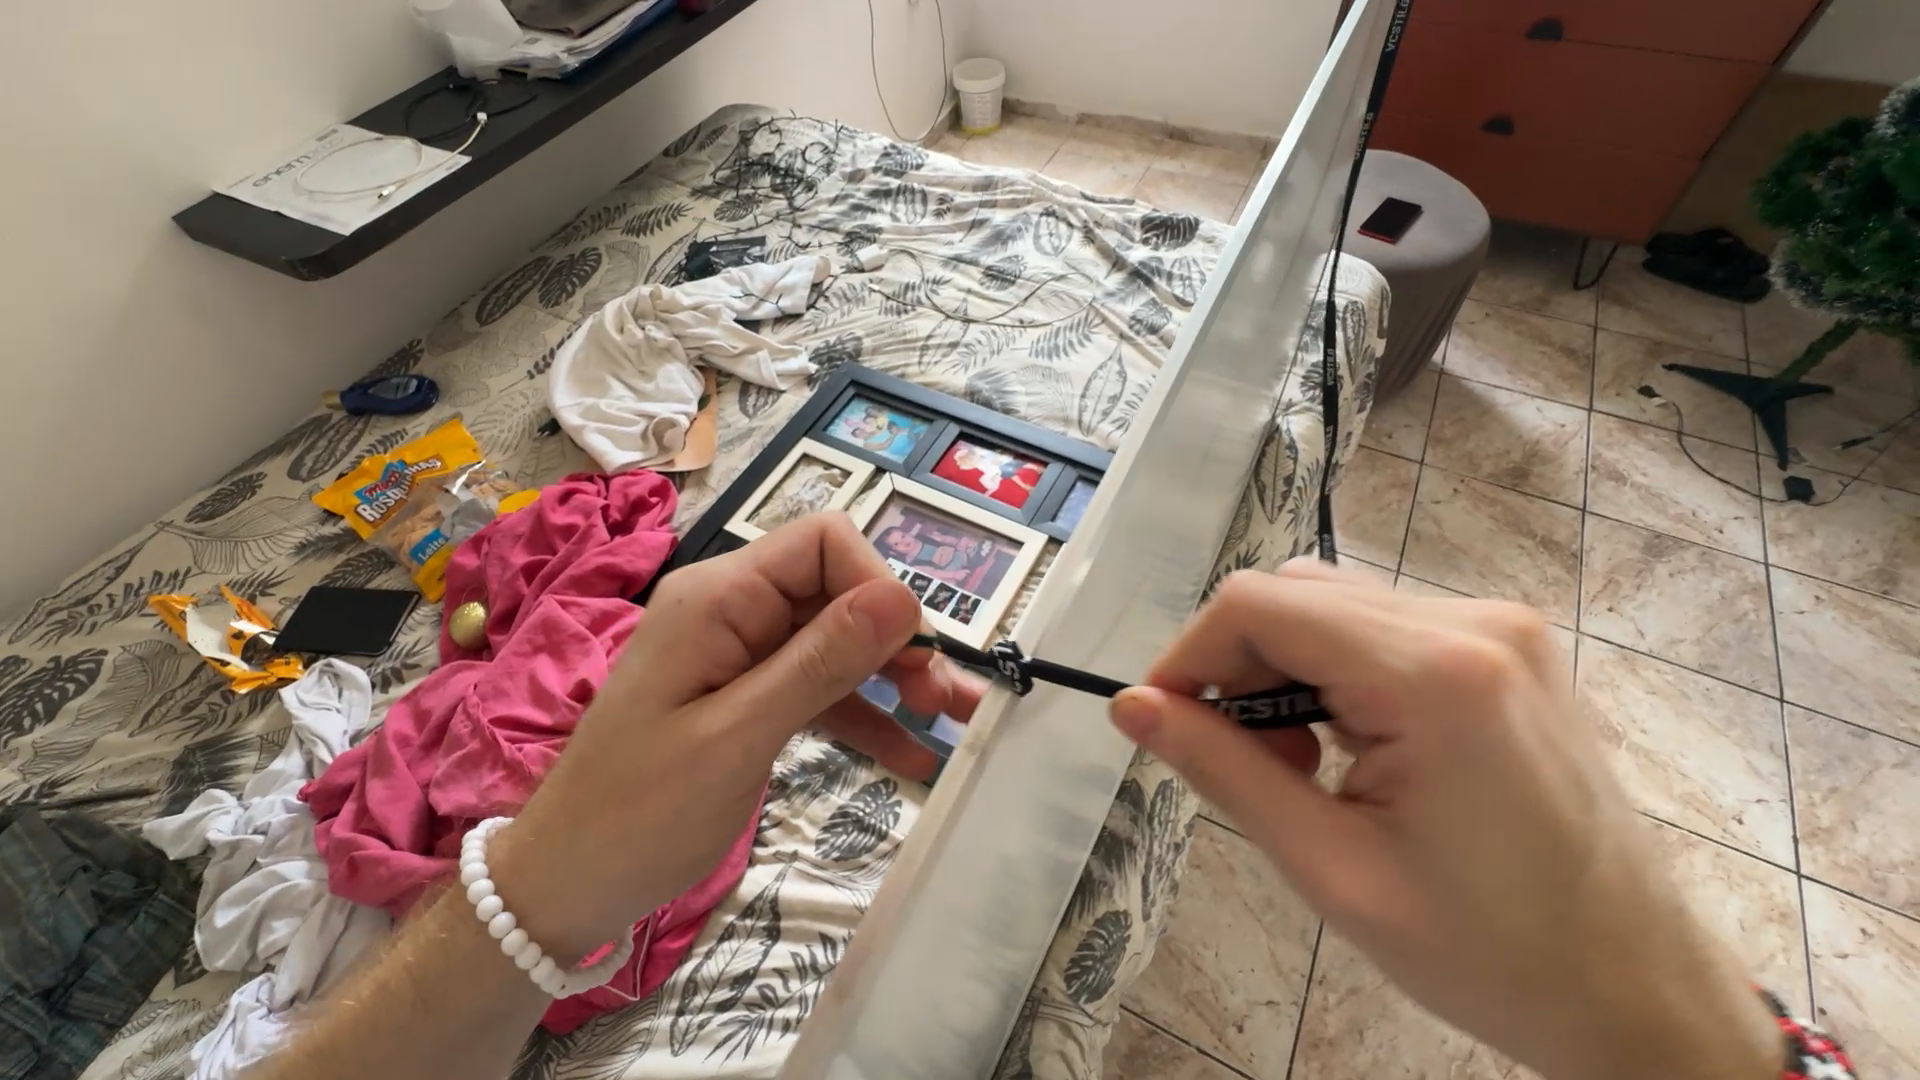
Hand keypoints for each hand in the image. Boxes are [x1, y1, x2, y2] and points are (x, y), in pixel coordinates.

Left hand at [490, 514, 982, 959]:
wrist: (568, 882)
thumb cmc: (640, 812)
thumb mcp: (738, 736)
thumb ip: (820, 662)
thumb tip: (903, 597)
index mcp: (720, 597)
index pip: (824, 544)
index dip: (878, 585)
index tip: (914, 653)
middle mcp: (734, 609)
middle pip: (839, 593)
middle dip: (899, 639)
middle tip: (945, 698)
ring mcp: (742, 652)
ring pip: (840, 642)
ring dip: (896, 677)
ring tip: (951, 718)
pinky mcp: (750, 694)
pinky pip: (821, 688)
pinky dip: (865, 715)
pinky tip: (911, 754)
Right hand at [1109, 560, 1779, 1079]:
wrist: (1640, 990)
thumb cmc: (1488, 953)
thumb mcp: (1328, 868)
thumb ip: (1220, 769)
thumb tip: (1129, 706)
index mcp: (1434, 673)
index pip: (1259, 604)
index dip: (1190, 654)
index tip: (1162, 721)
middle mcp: (1471, 620)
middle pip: (1292, 595)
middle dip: (1235, 666)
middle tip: (1239, 757)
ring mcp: (1497, 624)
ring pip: (1328, 604)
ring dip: (1280, 668)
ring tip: (1294, 759)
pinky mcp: (1501, 644)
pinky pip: (1373, 624)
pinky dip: (1328, 669)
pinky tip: (1343, 740)